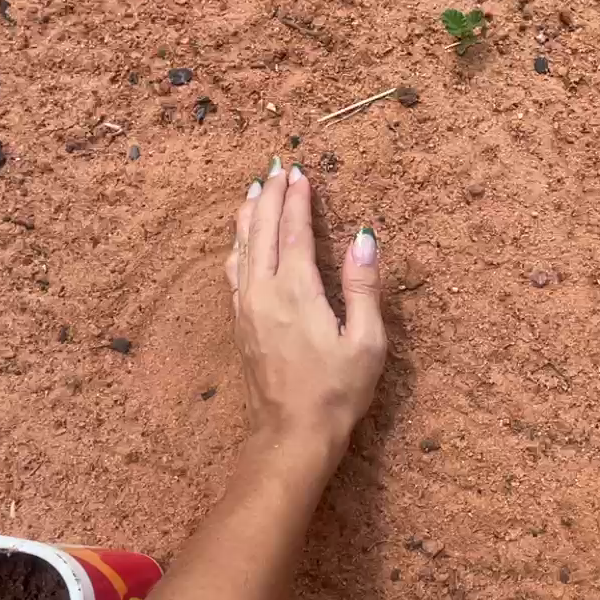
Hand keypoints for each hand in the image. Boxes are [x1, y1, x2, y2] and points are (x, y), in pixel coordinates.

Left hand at [225, 157, 386, 458]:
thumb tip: (364, 238)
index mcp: (296, 291)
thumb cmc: (338, 390)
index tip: (300, 172)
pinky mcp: (240, 324)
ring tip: (254, 189)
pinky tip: (239, 241)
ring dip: (247, 215)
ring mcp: (246, 308)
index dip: (296, 200)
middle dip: (269, 196)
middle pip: (261, 231)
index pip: (293, 232)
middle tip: (277, 167)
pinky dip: (237, 245)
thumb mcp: (366, 341)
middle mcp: (264, 292)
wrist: (293, 432)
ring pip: (241, 248)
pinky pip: (234, 271)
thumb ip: (363, 287)